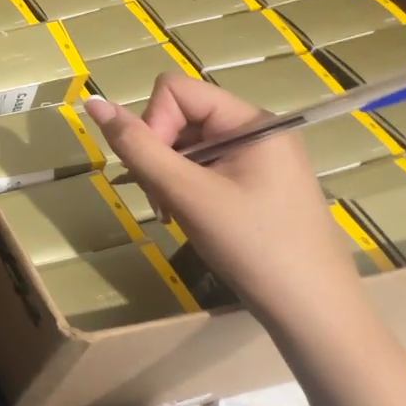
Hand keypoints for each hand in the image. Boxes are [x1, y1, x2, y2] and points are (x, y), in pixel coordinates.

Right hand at [82, 76, 360, 326]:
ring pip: (182, 142)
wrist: (313, 315)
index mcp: (253, 122)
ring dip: (164, 174)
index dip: (153, 122)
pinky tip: (185, 215)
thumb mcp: (185, 192)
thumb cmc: (254, 246)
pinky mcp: (253, 182)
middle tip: (162, 196)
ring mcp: (257, 158)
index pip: (175, 90)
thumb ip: (136, 144)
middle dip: (157, 153)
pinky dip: (180, 186)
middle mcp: (257, 131)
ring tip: (174, 211)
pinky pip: (198, 165)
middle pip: (177, 115)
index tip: (158, 169)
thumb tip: (92, 102)